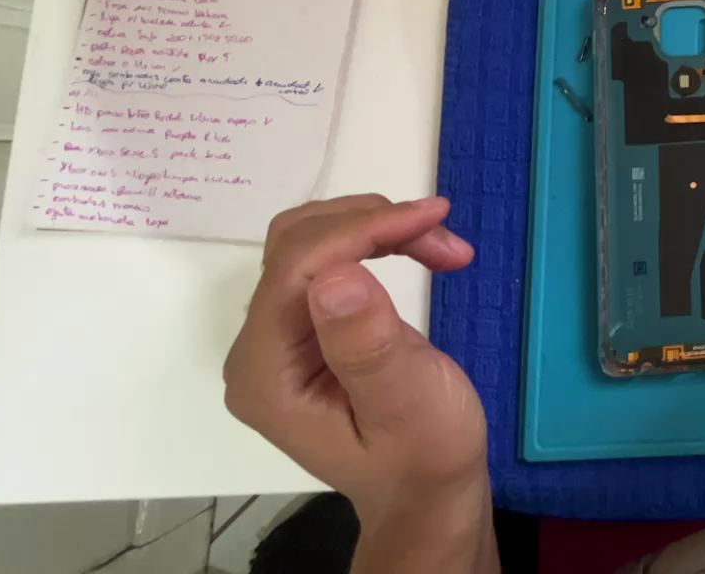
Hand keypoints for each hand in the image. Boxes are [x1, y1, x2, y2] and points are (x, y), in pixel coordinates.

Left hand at [223, 195, 498, 573]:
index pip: (298, 268)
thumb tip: (335, 277)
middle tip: (444, 235)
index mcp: (268, 372)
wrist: (429, 487)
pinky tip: (417, 250)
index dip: (364, 228)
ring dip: (378, 226)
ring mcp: (282, 337)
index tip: (437, 216)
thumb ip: (368, 345)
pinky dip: (377, 240)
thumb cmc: (425, 452)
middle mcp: (260, 347)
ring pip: (313, 242)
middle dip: (373, 223)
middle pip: (297, 245)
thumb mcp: (407, 403)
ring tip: (440, 243)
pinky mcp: (311, 327)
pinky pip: (331, 258)